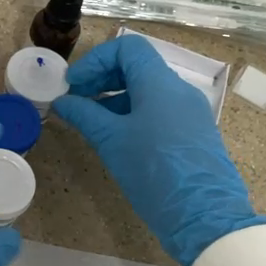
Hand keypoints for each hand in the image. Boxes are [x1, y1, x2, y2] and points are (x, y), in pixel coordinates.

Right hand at [51, 35, 265, 265]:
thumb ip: (84, 114)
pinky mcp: (193, 134)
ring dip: (114, 98)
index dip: (95, 60)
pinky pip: (159, 110)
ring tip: (91, 122)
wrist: (205, 217)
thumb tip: (61, 101)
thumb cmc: (154, 170)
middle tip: (76, 100)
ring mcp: (189, 112)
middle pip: (136, 67)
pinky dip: (132, 114)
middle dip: (102, 78)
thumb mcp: (111, 140)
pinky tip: (116, 138)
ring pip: (147, 90)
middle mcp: (179, 90)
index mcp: (160, 83)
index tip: (73, 84)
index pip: (127, 48)